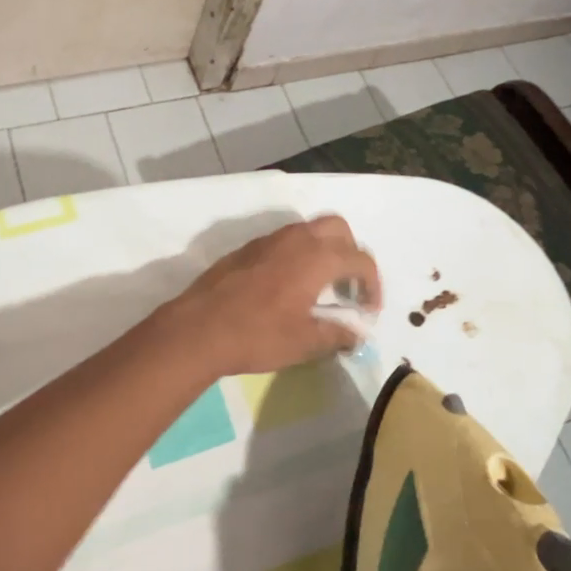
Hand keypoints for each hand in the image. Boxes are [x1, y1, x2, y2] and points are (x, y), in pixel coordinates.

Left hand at [152, 216, 382, 378]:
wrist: (198, 328)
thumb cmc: (257, 335)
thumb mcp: (305, 342)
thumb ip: (337, 333)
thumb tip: (355, 333)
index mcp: (316, 257)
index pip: (360, 258)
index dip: (372, 284)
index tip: (368, 311)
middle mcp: (295, 239)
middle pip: (337, 228)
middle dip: (350, 252)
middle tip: (349, 286)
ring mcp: (267, 240)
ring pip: (307, 230)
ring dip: (323, 251)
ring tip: (321, 287)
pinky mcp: (246, 249)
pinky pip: (283, 241)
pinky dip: (297, 255)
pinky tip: (289, 286)